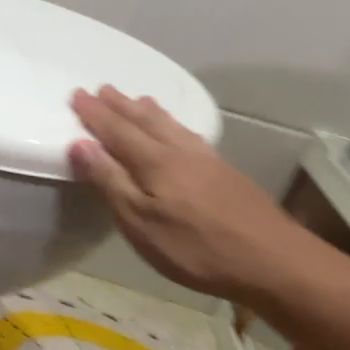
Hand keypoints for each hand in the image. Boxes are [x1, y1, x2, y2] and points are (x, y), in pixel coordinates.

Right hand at [69, 86, 329, 304]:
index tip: (76, 95)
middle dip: (120, 106)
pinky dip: (175, 126)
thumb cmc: (196, 247)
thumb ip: (110, 181)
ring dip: (150, 112)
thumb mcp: (140, 222)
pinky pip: (190, 136)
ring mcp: (208, 162)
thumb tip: (81, 144)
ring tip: (138, 99)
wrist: (273, 261)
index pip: (117, 131)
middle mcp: (181, 153)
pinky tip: (180, 133)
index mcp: (156, 162)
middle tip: (102, 88)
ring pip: (172, 127)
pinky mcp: (227, 175)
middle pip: (146, 122)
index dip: (95, 114)